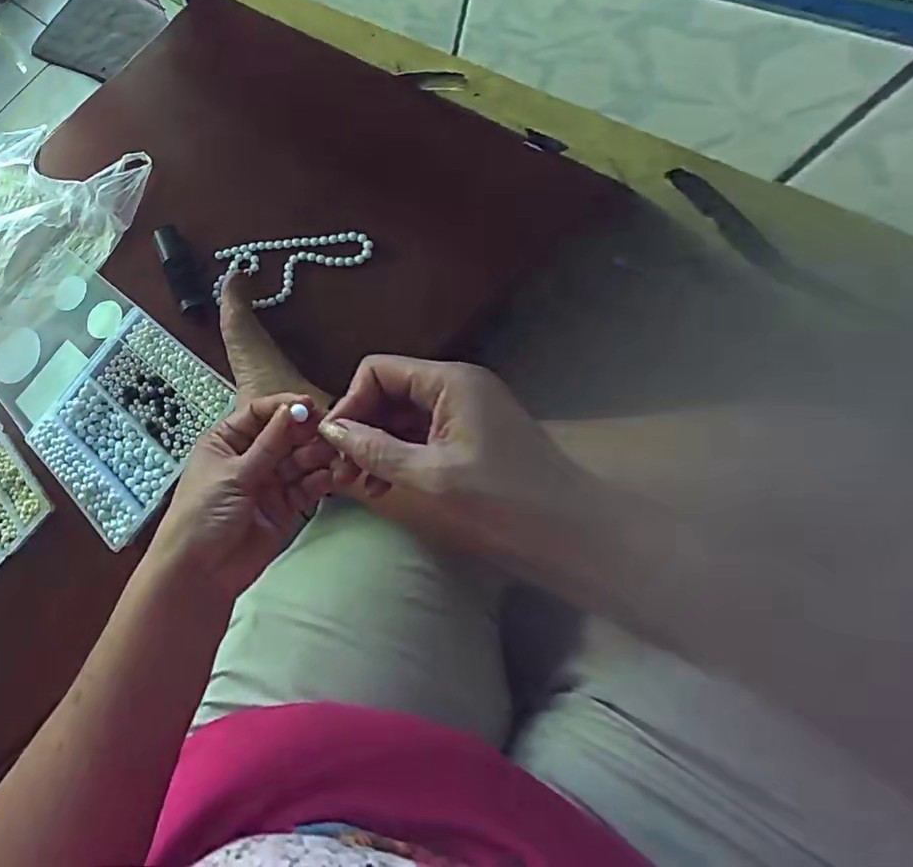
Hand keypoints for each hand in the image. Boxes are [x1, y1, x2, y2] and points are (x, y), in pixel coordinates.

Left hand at [149, 393, 338, 596]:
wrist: (200, 570)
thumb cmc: (203, 513)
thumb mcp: (235, 473)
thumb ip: (269, 444)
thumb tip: (294, 409)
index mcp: (225, 440)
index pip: (258, 413)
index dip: (284, 408)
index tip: (311, 405)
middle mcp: (248, 457)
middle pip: (284, 435)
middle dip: (306, 433)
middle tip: (331, 433)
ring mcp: (267, 481)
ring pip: (299, 460)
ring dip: (318, 456)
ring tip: (336, 455)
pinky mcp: (284, 506)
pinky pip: (307, 486)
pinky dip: (322, 480)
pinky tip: (336, 476)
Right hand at [316, 356, 593, 555]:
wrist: (584, 541)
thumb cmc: (509, 502)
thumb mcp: (431, 476)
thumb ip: (374, 449)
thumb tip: (329, 430)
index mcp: (450, 382)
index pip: (376, 371)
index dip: (350, 403)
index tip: (335, 442)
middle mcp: (454, 387)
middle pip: (383, 393)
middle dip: (357, 428)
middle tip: (340, 469)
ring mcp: (461, 412)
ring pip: (395, 416)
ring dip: (370, 446)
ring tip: (356, 482)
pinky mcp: (465, 437)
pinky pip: (413, 436)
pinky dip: (392, 456)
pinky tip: (380, 485)